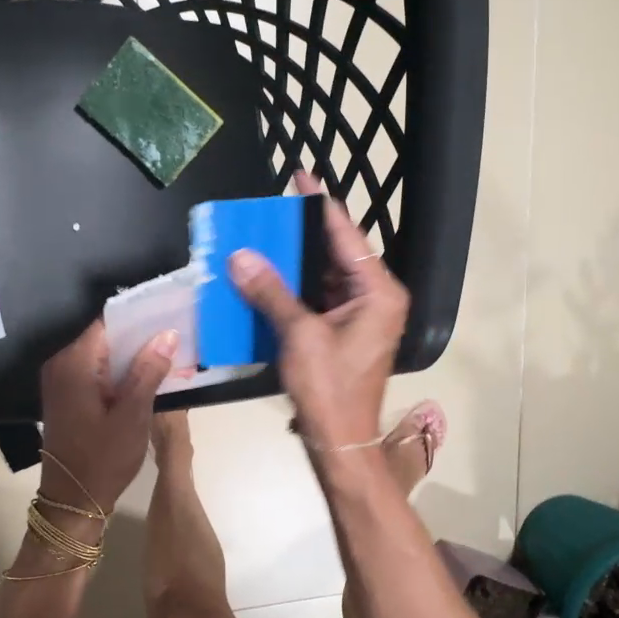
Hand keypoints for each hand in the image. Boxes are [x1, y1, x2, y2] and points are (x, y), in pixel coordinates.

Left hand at [37, 321, 176, 514]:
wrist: (72, 500)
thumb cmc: (102, 459)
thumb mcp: (132, 415)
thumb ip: (149, 371)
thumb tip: (168, 334)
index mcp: (73, 363)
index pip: (107, 322)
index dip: (139, 315)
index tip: (169, 310)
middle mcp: (61, 364)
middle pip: (105, 335)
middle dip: (140, 334)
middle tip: (178, 332)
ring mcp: (62, 380)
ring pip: (103, 354)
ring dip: (133, 354)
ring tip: (171, 351)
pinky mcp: (68, 395)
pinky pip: (96, 371)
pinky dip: (121, 370)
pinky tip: (149, 374)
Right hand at [229, 172, 408, 450]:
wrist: (341, 441)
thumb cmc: (330, 388)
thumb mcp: (299, 335)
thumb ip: (271, 292)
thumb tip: (240, 256)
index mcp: (378, 291)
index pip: (346, 235)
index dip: (320, 205)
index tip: (301, 175)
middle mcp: (376, 298)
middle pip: (336, 253)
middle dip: (301, 235)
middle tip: (270, 211)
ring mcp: (361, 317)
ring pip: (325, 276)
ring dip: (294, 263)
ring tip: (261, 239)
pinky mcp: (345, 333)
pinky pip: (319, 299)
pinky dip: (294, 289)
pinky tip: (266, 278)